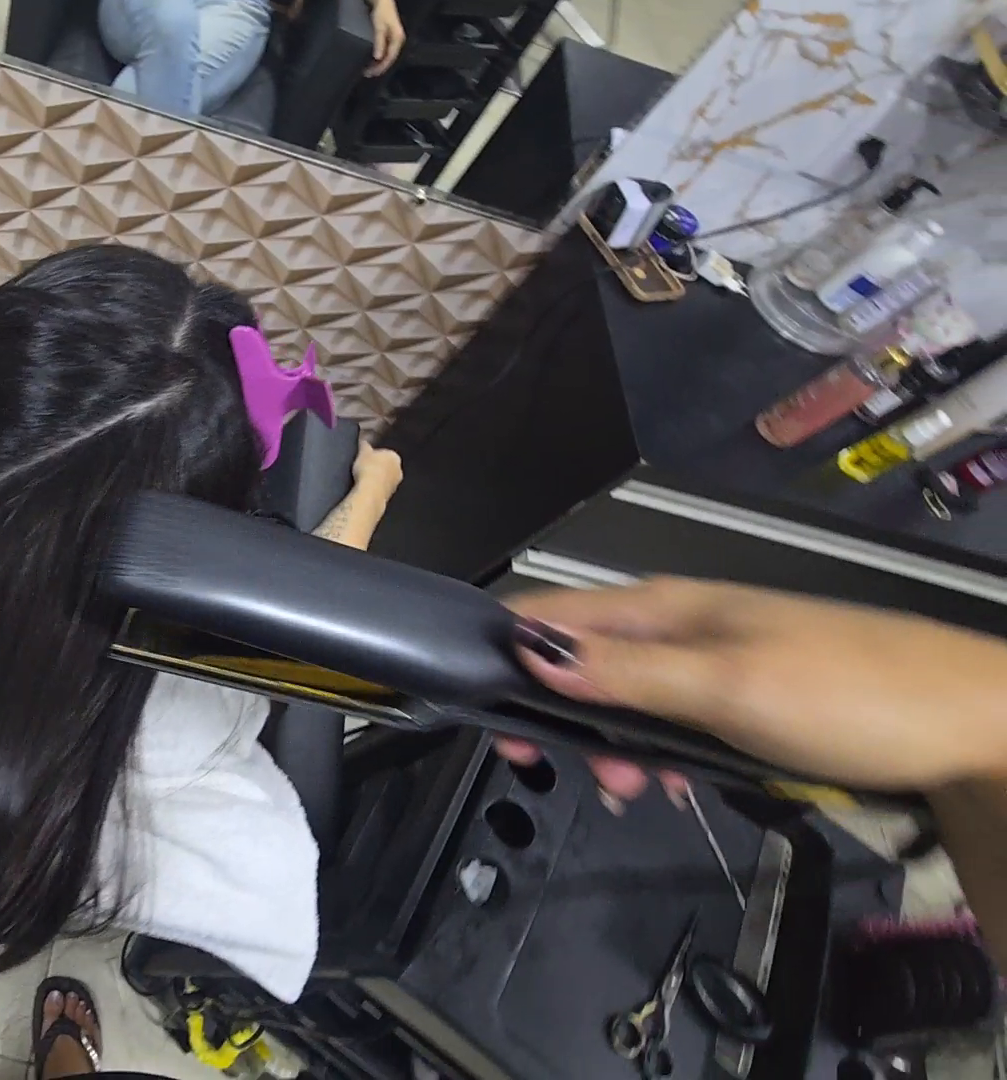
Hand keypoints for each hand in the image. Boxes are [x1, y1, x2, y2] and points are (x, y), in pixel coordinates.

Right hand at [350, 442, 401, 505]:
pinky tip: (365, 488)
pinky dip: (375, 488)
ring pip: (384, 478)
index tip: (365, 459)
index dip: (373, 456)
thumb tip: (364, 440)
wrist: (370, 491)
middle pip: (386, 466)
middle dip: (377, 468)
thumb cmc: (368, 469)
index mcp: (394, 456)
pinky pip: (381, 489)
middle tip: (363, 469)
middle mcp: (398, 469)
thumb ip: (364, 444)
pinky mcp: (390, 495)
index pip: (384, 453)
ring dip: (376, 478)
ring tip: (362, 480)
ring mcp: (395, 483)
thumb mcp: (362, 452)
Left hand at [367, 0, 405, 76]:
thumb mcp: (379, 27)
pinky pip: (385, 53)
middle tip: (367, 74)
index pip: (390, 58)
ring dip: (378, 65)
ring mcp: (394, 41)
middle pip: (389, 59)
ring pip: (387, 57)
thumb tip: (378, 57)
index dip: (380, 67)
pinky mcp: (389, 40)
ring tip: (368, 70)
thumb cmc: (382, 12)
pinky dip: (378, 59)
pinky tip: (371, 62)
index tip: (371, 73)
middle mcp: (397, 41)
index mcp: (397, 38)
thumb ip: (379, 42)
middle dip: (378, 68)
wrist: (382, 2)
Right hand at [505, 578, 1006, 795]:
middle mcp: (667, 625)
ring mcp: (701, 658)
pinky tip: (677, 781)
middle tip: (561, 767)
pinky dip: (654, 750)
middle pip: (571, 660)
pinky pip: (661, 716)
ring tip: (638, 788)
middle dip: (556, 714)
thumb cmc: (853, 696)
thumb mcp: (726, 686)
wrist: (992, 729)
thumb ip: (621, 670)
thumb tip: (525, 648)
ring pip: (614, 695)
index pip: (544, 613)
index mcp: (655, 607)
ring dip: (609, 742)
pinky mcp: (731, 693)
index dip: (503, 656)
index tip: (493, 715)